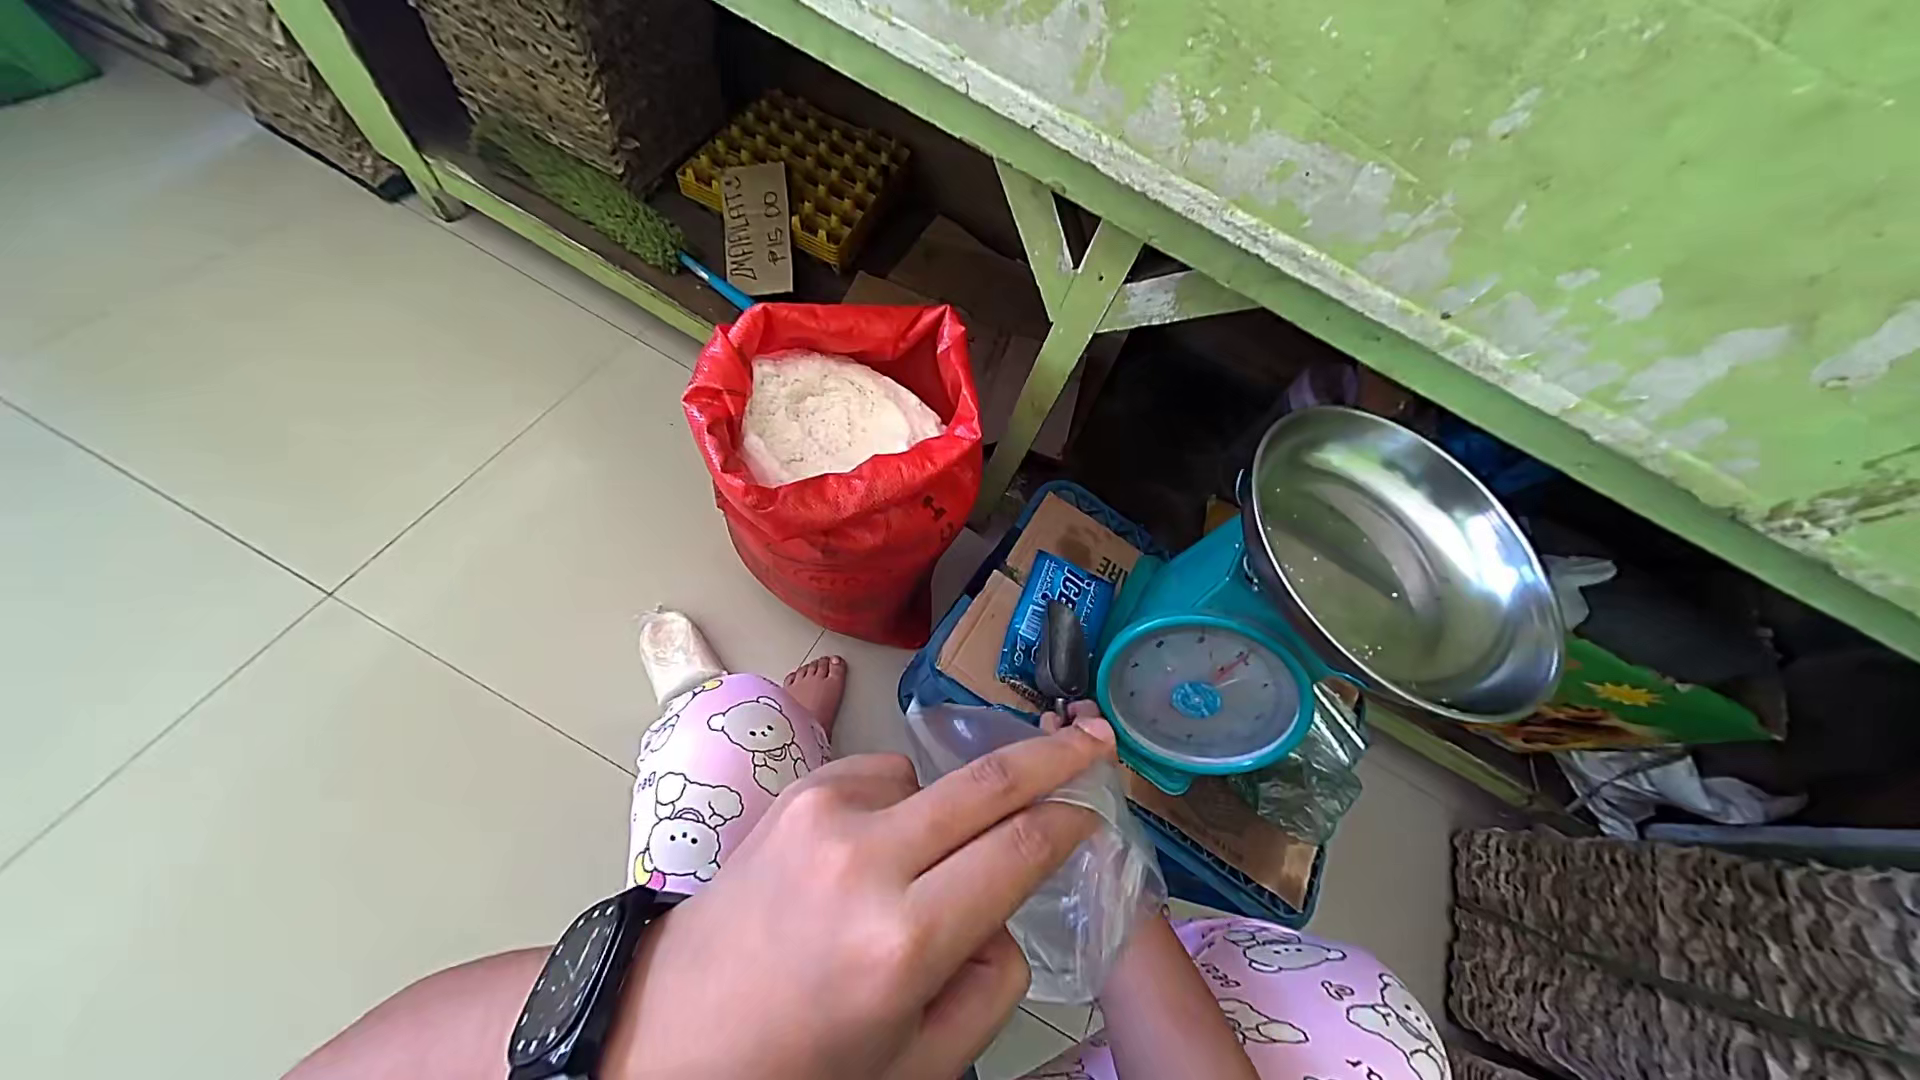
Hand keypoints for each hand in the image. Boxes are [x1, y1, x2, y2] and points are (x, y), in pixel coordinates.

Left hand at [602, 711, 1117, 1079]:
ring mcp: (827, 807)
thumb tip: (1012, 901)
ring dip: (948, 810)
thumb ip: (991, 982)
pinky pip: (883, 773)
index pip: (1017, 853)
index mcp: (902, 941)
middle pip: (987, 783)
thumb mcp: (917, 1057)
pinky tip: (863, 849)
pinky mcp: (802, 785)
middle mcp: (866, 857)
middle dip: (1053, 754)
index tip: (1092, 814)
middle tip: (1093, 735)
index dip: (1066, 827)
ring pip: (932, 779)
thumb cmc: (805, 1056)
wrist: (679, 1022)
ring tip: (910, 866)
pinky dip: (898, 803)